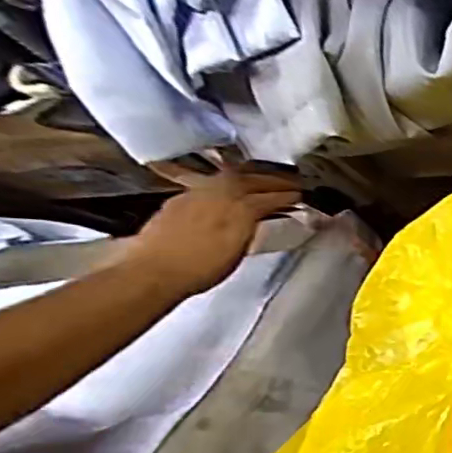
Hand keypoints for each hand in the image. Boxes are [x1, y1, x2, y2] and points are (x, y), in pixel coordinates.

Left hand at [118, 170, 301, 295]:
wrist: (151, 273)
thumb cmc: (199, 268)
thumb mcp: (239, 249)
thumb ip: (254, 226)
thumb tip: (263, 215)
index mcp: (238, 208)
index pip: (270, 196)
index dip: (288, 195)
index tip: (300, 195)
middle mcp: (216, 195)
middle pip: (248, 179)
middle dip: (270, 180)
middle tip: (287, 183)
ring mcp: (193, 196)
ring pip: (227, 178)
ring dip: (248, 179)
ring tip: (259, 184)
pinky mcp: (176, 203)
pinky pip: (207, 185)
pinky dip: (224, 186)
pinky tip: (225, 195)